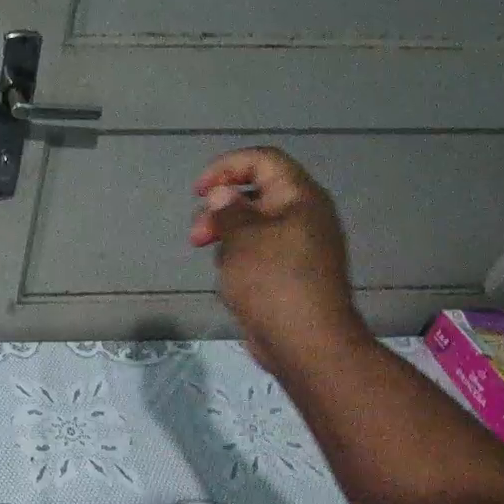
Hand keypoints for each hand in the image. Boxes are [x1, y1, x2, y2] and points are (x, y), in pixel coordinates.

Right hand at [188, 147, 363, 363]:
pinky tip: (230, 280)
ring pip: (255, 226)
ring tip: (215, 262)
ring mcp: (300, 247)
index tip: (197, 191)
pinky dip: (239, 257)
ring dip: (227, 236)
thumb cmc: (273, 283)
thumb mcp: (242, 239)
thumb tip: (222, 194)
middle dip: (220, 209)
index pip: (263, 161)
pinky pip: (260, 252)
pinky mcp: (291, 274)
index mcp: (300, 198)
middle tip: (197, 236)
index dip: (227, 167)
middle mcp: (305, 216)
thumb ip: (228, 210)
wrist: (306, 342)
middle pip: (256, 194)